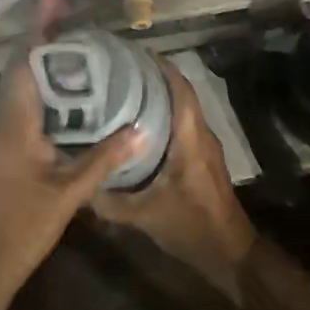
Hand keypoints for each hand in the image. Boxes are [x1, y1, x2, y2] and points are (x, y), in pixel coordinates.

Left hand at [0, 33, 143, 309]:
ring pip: (20, 83)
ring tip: (75, 46)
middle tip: (75, 16)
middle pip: (22, 64)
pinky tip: (65, 95)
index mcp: (15, 118)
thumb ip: (104, 158)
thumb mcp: (68, 193)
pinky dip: (42, 86)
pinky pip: (21, 102)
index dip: (41, 27)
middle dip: (45, 37)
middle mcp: (1, 116)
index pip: (27, 59)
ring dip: (43, 61)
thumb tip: (141, 128)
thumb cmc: (18, 226)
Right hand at [93, 62, 256, 295]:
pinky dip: (167, 114)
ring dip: (162, 95)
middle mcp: (201, 134)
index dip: (162, 68)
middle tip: (123, 70)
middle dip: (156, 77)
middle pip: (182, 93)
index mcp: (190, 138)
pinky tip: (143, 123)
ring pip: (185, 107)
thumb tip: (79, 185)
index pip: (180, 89)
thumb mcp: (144, 217)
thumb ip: (110, 202)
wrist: (230, 254)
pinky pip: (185, 123)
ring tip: (128, 90)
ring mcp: (206, 146)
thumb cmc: (190, 227)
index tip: (135, 54)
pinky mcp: (204, 157)